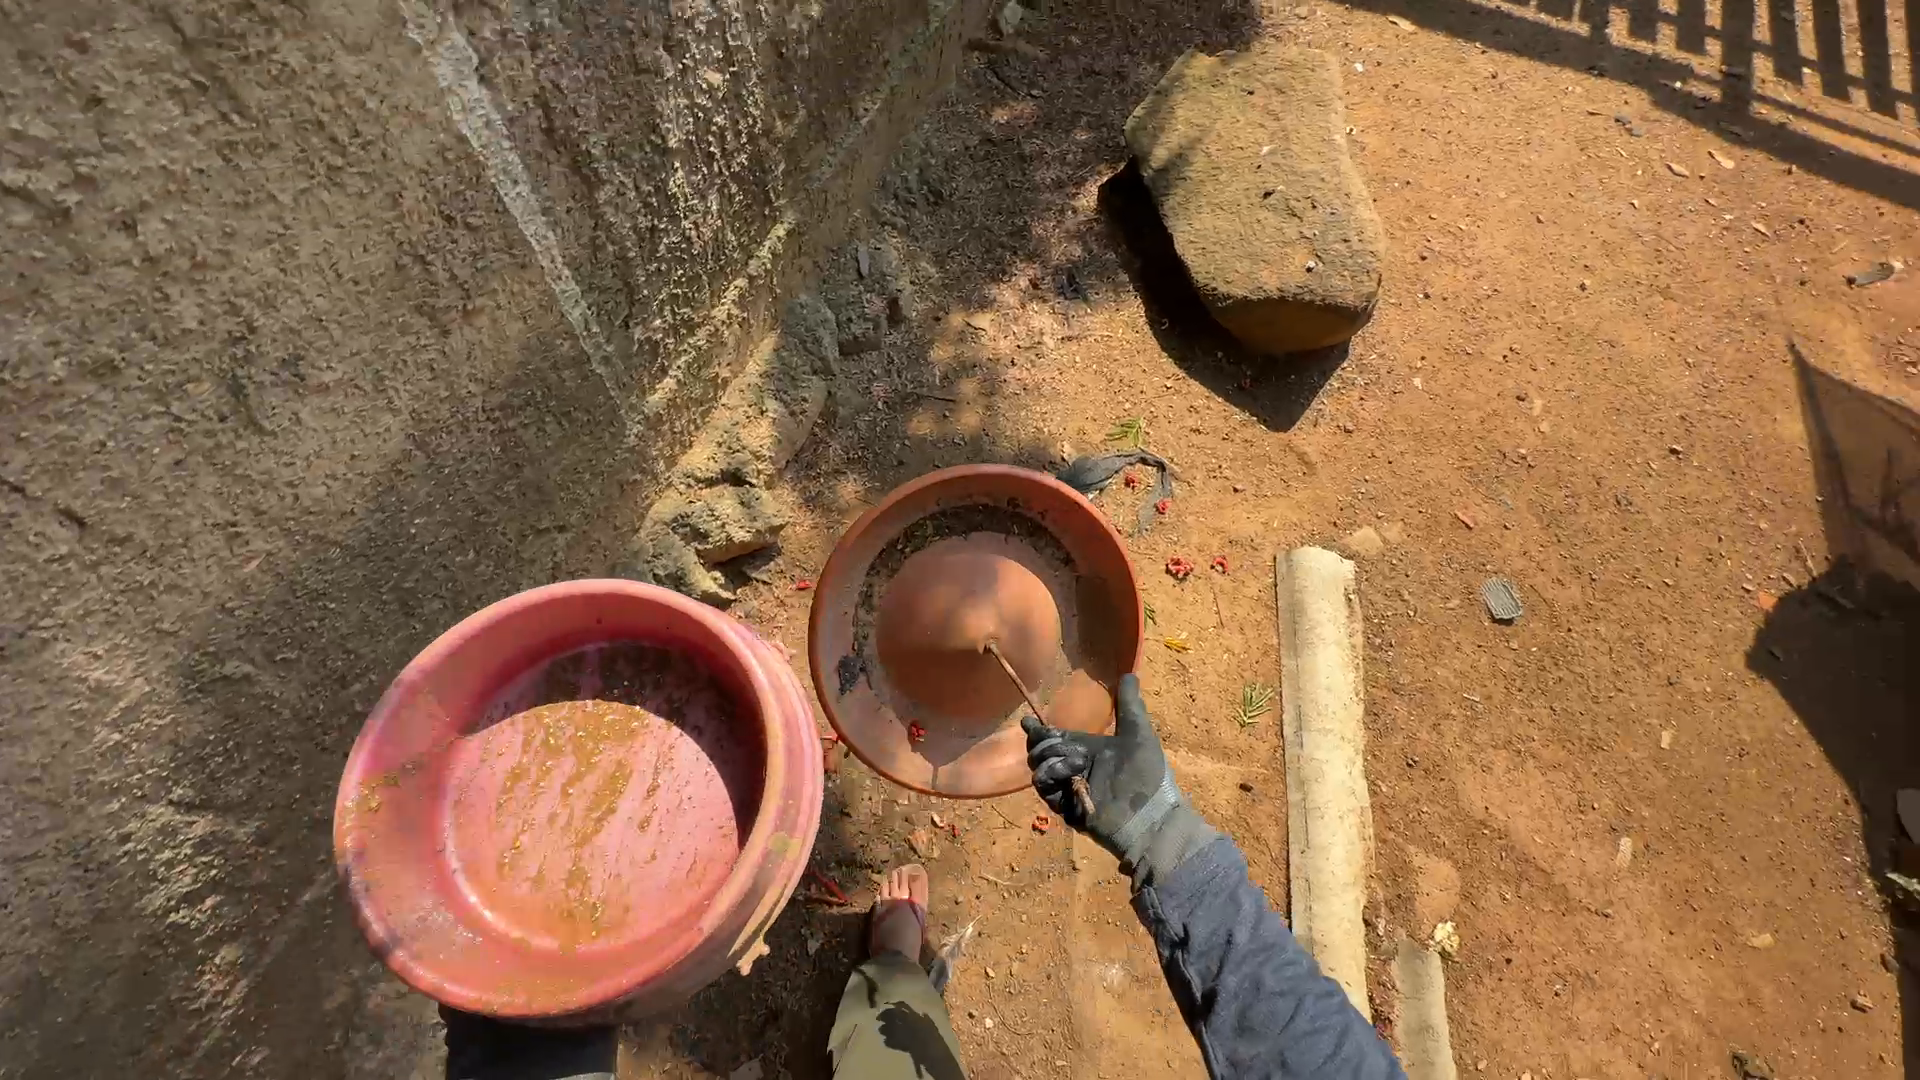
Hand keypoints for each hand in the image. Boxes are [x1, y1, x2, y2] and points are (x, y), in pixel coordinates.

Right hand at [1021, 674, 1214, 881]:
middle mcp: (1072, 767)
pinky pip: (1043, 786)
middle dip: (1043, 741)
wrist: (1150, 816)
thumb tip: (1129, 674)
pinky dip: (1051, 775)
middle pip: (1039, 749)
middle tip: (1060, 741)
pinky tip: (1070, 772)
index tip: (1027, 720)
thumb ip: (1130, 705)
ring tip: (1074, 760)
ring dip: (1050, 757)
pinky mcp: (1063, 805)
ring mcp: (1066, 786)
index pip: (1053, 735)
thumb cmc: (1147, 775)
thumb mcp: (1138, 734)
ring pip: (1037, 766)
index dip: (1037, 728)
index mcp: (1086, 748)